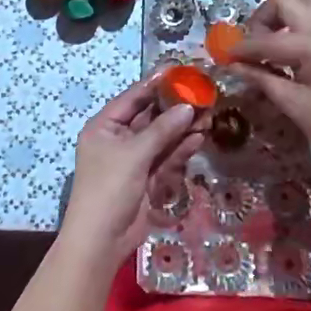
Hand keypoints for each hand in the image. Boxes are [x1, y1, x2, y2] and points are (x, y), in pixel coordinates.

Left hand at [60, 75, 202, 263]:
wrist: (102, 240)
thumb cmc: (109, 187)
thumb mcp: (134, 154)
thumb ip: (162, 130)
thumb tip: (188, 107)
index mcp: (103, 126)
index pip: (132, 98)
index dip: (154, 84)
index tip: (179, 71)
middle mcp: (117, 139)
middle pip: (148, 117)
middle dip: (173, 107)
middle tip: (201, 94)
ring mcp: (132, 159)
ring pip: (160, 137)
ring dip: (181, 127)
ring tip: (208, 114)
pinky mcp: (145, 178)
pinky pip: (164, 157)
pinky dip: (180, 148)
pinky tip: (200, 137)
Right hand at [228, 0, 310, 162]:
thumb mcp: (294, 104)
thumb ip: (262, 79)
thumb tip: (234, 66)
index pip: (265, 39)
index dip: (241, 49)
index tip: (225, 57)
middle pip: (285, 1)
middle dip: (262, 18)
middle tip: (254, 44)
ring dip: (284, 11)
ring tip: (274, 36)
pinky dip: (298, 18)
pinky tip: (291, 44)